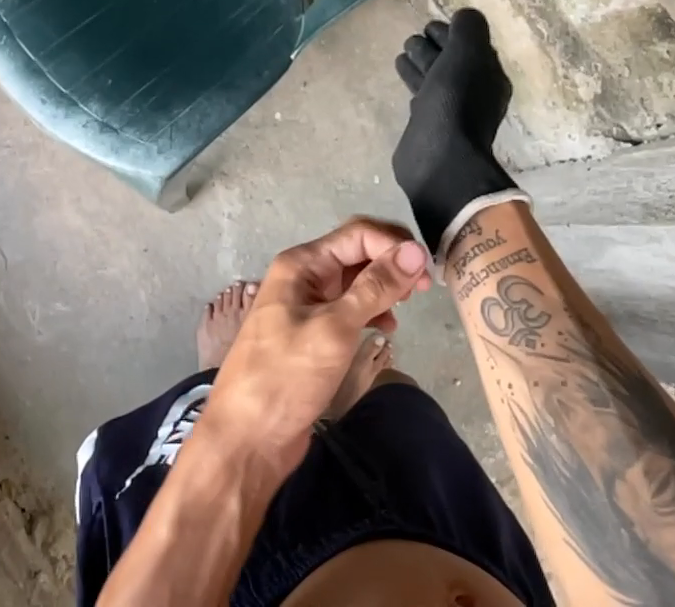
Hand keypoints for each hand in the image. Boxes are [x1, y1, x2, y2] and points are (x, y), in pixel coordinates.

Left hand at [201, 219, 430, 473]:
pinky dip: (371, 313)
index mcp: (302, 264)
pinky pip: (349, 309)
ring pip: (356, 282)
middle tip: (424, 289)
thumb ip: (376, 287)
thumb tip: (415, 251)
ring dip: (384, 288)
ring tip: (408, 307)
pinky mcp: (312, 335)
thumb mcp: (335, 328)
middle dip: (392, 264)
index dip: (395, 246)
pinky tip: (385, 330)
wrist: (247, 440)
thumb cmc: (286, 377)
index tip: (426, 272)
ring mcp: (307, 306)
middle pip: (357, 253)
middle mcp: (303, 277)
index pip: (358, 234)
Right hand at [392, 8, 519, 249]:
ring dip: (421, 62)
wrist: (439, 158)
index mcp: (488, 74)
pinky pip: (423, 97)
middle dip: (434, 46)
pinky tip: (404, 78)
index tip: (430, 24)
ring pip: (435, 77)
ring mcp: (451, 110)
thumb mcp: (468, 54)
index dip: (451, 32)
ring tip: (403, 52)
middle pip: (452, 60)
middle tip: (412, 38)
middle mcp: (473, 92)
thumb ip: (468, 29)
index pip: (470, 45)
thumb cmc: (455, 103)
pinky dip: (415, 84)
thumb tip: (463, 16)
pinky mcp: (429, 126)